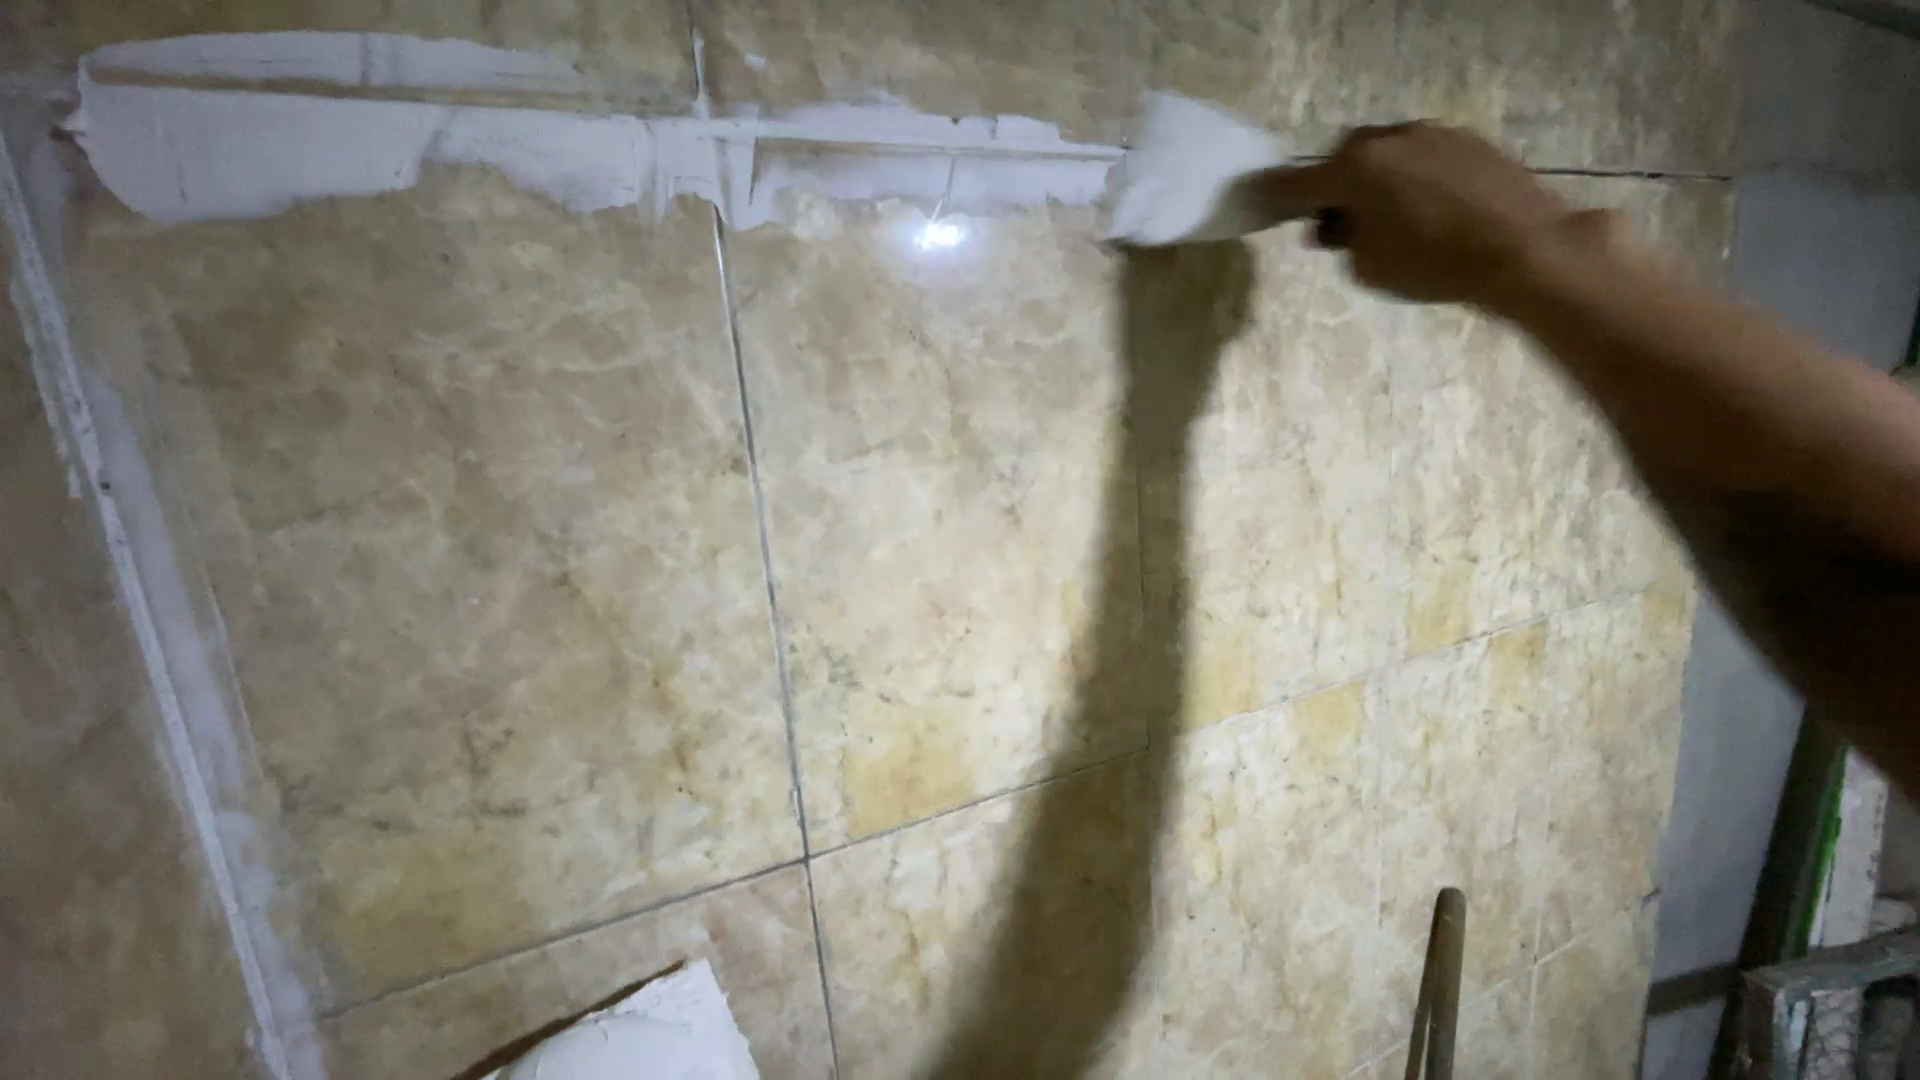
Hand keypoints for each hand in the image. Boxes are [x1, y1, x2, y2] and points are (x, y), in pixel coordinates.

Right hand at [1258, 122, 1611, 310]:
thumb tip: (1333, 225)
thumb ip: (1341, 239)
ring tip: (1384, 218)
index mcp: (1355, 170)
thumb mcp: (1367, 265)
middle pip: (1344, 158)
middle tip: (1335, 223)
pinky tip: (1423, 210)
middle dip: (1333, 186)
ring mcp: (1432, 136)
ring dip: (1373, 181)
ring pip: (1384, 154)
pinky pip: (1420, 157)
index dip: (1272, 193)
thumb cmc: (1431, 265)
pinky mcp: (1468, 141)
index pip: (1297, 182)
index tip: (1254, 195)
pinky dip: (1408, 179)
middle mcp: (1389, 141)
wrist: (1523, 249)